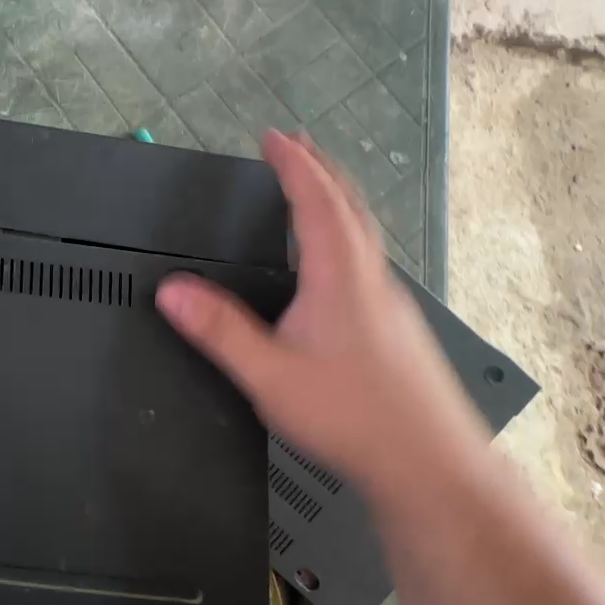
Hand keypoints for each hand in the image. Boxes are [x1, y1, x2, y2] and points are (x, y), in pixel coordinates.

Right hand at [155, 130, 490, 494]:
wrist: (433, 468)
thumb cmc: (353, 417)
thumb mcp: (268, 374)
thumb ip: (218, 330)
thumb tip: (171, 290)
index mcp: (340, 280)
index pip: (316, 204)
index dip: (293, 165)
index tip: (273, 136)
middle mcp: (371, 282)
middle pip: (348, 208)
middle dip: (318, 169)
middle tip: (294, 143)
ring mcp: (389, 305)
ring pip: (361, 233)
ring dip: (333, 198)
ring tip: (311, 186)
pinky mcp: (395, 327)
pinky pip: (365, 257)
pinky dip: (342, 232)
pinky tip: (332, 257)